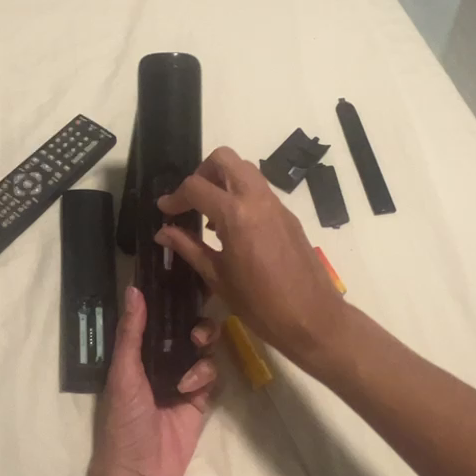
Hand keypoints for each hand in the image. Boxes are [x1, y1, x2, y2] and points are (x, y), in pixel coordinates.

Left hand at [89, 285, 218, 475]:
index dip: (172, 301)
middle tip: (196, 326)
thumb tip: (134, 289)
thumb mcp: (122, 373)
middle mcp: (162, 361)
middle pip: (187, 328)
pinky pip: (211, 374)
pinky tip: (191, 386)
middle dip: (196, 321)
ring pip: (203, 347)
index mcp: (139, 353)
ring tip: (197, 347)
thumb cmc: (123, 421)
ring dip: (203, 343)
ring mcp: (183, 379)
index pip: (158, 318)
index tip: (187, 281)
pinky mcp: (201, 398)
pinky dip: (205, 373)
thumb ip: (131, 333)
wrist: (140, 474)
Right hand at [155, 147, 351, 368]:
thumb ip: (188, 248)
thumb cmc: (259, 304)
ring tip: (210, 215)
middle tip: (191, 200)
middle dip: (201, 172)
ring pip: (244, 169)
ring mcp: (275, 203)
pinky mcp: (287, 213)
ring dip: (222, 180)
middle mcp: (256, 198)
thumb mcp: (217, 277)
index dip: (175, 196)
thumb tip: (164, 232)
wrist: (311, 317)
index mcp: (236, 214)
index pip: (196, 186)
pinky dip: (240, 193)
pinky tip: (232, 227)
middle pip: (224, 159)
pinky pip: (258, 188)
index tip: (165, 210)